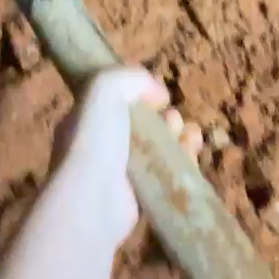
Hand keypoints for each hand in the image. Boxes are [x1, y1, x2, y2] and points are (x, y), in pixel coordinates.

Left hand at [49, 66, 201, 244]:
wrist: (92, 201)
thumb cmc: (94, 139)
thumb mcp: (105, 87)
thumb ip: (131, 77)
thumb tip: (158, 93)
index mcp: (87, 119)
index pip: (118, 100)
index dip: (141, 94)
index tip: (158, 95)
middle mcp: (103, 145)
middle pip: (144, 123)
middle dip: (165, 116)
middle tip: (172, 118)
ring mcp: (121, 173)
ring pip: (159, 148)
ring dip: (179, 136)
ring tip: (189, 134)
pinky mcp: (141, 197)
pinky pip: (168, 174)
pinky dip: (184, 160)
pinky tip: (191, 151)